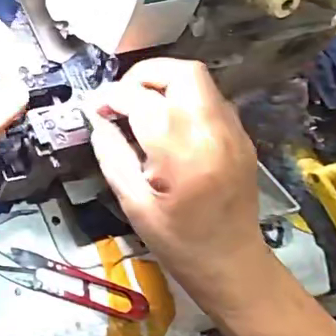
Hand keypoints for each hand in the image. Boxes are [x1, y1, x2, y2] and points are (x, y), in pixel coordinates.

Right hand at [88, 59, 291, 320]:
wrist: (232, 264)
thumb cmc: (179, 242)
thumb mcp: (133, 204)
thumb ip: (112, 156)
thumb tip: (98, 122)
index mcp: (183, 154)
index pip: (141, 99)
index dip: (111, 97)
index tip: (96, 108)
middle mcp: (214, 133)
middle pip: (181, 72)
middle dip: (143, 75)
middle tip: (120, 97)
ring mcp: (232, 132)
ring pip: (198, 80)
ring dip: (162, 85)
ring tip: (138, 108)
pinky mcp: (239, 136)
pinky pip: (208, 99)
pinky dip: (180, 98)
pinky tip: (163, 124)